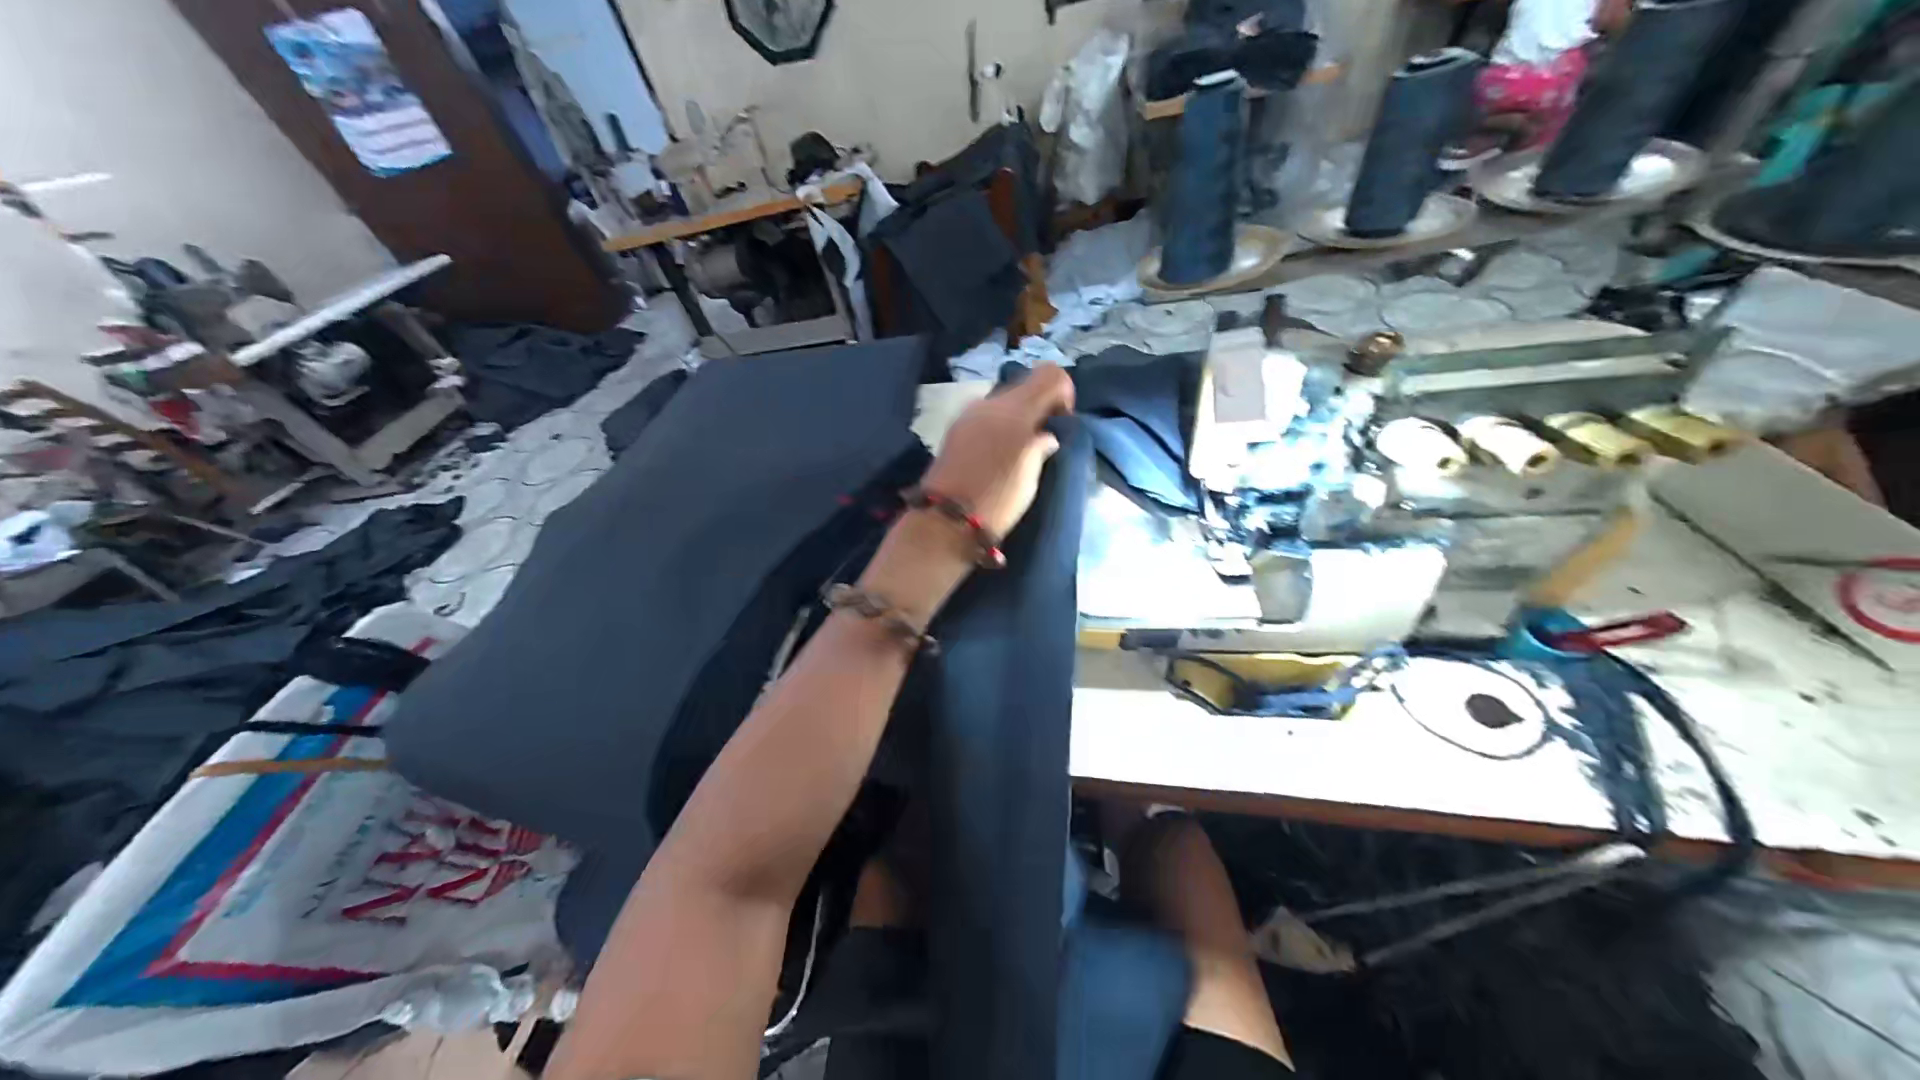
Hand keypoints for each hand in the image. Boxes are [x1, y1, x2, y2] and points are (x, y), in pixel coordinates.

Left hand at [853, 365, 1073, 625]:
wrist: (945, 522)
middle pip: (1027, 384)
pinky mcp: (955, 430)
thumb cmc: (997, 500)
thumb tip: (1046, 434)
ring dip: (1019, 417)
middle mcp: (990, 402)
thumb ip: (1041, 444)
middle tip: (1043, 439)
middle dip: (1041, 406)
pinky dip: (1000, 426)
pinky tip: (1000, 454)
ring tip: (1021, 451)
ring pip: (1006, 400)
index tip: (1061, 424)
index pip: (1051, 375)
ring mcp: (968, 414)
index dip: (1064, 395)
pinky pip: (988, 415)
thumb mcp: (1030, 474)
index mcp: (1015, 410)